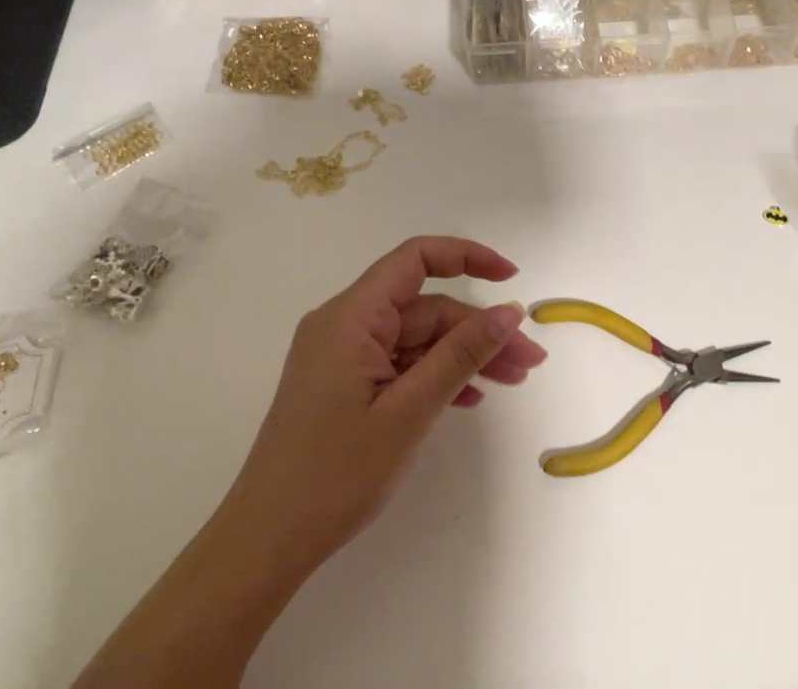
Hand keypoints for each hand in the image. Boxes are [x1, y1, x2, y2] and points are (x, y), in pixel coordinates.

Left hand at [225, 236, 544, 569]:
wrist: (268, 540)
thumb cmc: (335, 474)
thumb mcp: (410, 411)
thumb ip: (461, 354)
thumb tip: (510, 311)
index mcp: (350, 318)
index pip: (414, 258)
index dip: (467, 257)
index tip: (511, 278)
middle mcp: (343, 326)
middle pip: (424, 308)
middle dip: (479, 329)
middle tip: (530, 362)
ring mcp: (342, 357)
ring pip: (417, 339)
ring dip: (465, 355)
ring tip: (514, 381)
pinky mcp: (344, 385)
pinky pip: (400, 364)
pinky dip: (437, 376)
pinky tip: (471, 397)